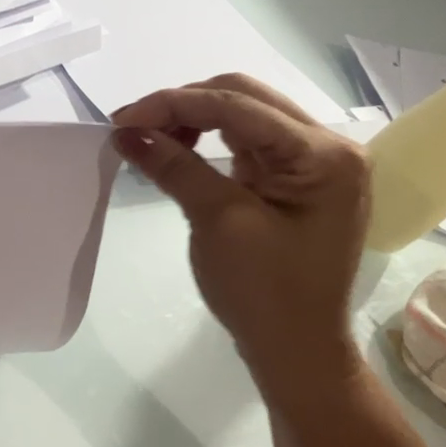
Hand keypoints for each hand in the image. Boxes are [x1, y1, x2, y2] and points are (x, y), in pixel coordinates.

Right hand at [110, 74, 369, 399]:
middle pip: (243, 97)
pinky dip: (204, 140)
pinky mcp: (293, 179)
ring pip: (241, 115)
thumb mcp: (217, 221)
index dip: (172, 104)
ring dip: (191, 120)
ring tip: (148, 142)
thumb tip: (125, 132)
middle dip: (181, 106)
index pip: (236, 104)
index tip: (119, 122)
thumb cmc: (264, 291)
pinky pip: (244, 141)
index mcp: (322, 153)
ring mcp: (312, 162)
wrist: (296, 349)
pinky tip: (175, 151)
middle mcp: (326, 146)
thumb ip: (174, 167)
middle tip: (129, 129)